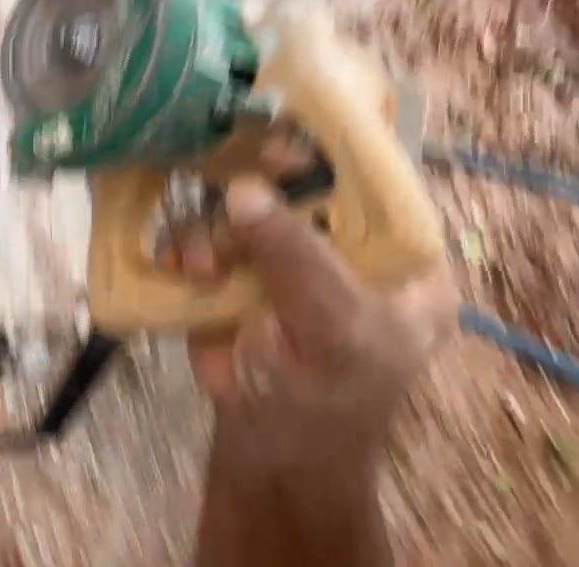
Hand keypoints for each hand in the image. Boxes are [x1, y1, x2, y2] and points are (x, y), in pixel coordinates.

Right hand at [166, 173, 455, 470]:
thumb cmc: (327, 395)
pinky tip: (181, 269)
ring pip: (235, 207)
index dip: (332, 148)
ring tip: (203, 270)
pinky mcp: (227, 267)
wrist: (265, 445)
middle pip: (293, 182)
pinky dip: (184, 246)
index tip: (283, 134)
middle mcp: (337, 242)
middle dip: (254, 186)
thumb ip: (295, 257)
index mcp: (396, 254)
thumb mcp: (333, 327)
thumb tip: (241, 189)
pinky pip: (198, 233)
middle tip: (230, 189)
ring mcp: (278, 254)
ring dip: (211, 233)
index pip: (373, 180)